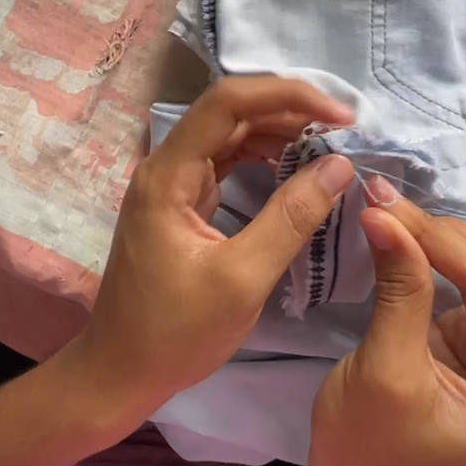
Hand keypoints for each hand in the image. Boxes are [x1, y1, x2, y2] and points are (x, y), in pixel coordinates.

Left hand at [57, 76, 356, 427]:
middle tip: (345, 128)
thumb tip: (339, 165)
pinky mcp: (182, 204)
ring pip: (228, 136)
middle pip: (228, 113)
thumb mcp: (242, 278)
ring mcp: (172, 185)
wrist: (120, 371)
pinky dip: (262, 159)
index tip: (340, 114)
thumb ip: (291, 218)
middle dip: (287, 110)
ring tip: (330, 144)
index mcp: (168, 174)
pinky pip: (224, 163)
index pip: (227, 103)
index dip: (285, 95)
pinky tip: (295, 166)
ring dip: (277, 133)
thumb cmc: (175, 332)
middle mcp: (166, 167)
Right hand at [308, 179, 465, 465]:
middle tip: (400, 215)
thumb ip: (400, 292)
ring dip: (444, 238)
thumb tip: (386, 215)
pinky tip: (398, 228)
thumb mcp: (386, 372)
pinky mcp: (457, 337)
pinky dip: (427, 250)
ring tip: (392, 211)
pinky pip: (456, 280)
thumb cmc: (369, 449)